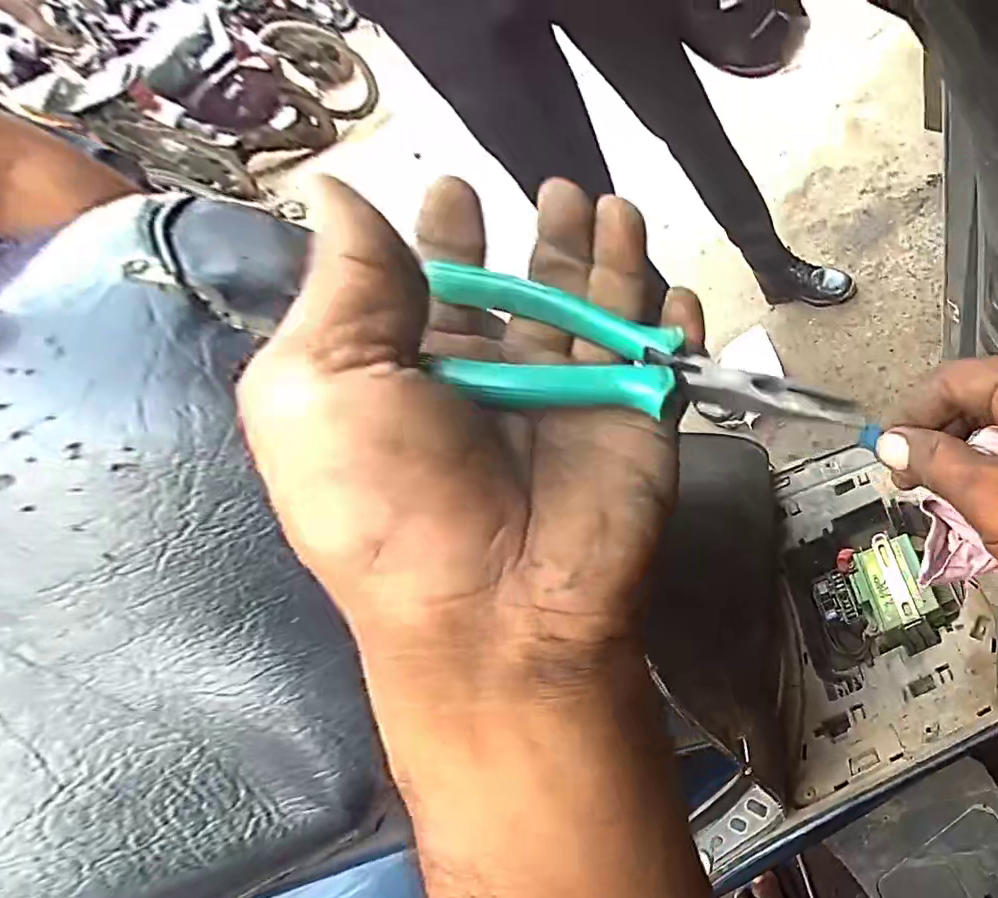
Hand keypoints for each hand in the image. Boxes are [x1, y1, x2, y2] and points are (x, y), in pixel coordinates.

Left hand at [237, 175, 701, 684]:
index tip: (455, 189)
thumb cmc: (391, 506)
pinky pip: (664, 362)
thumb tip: (336, 193)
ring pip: (604, 317)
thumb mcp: (320, 390)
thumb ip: (344, 289)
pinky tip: (677, 288)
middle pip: (534, 294)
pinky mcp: (643, 424)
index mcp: (421, 374)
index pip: (440, 289)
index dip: (447, 237)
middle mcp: (505, 385)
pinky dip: (676, 325)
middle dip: (549, 241)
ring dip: (614, 263)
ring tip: (615, 207)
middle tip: (561, 188)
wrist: (504, 608)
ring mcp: (581, 404)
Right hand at [876, 355, 997, 639]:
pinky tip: (972, 501)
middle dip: (935, 437)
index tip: (886, 453)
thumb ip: (934, 461)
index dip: (911, 416)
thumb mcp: (990, 497)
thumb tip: (891, 442)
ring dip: (960, 459)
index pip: (954, 380)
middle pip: (977, 400)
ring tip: (933, 493)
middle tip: (906, 478)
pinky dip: (991, 473)